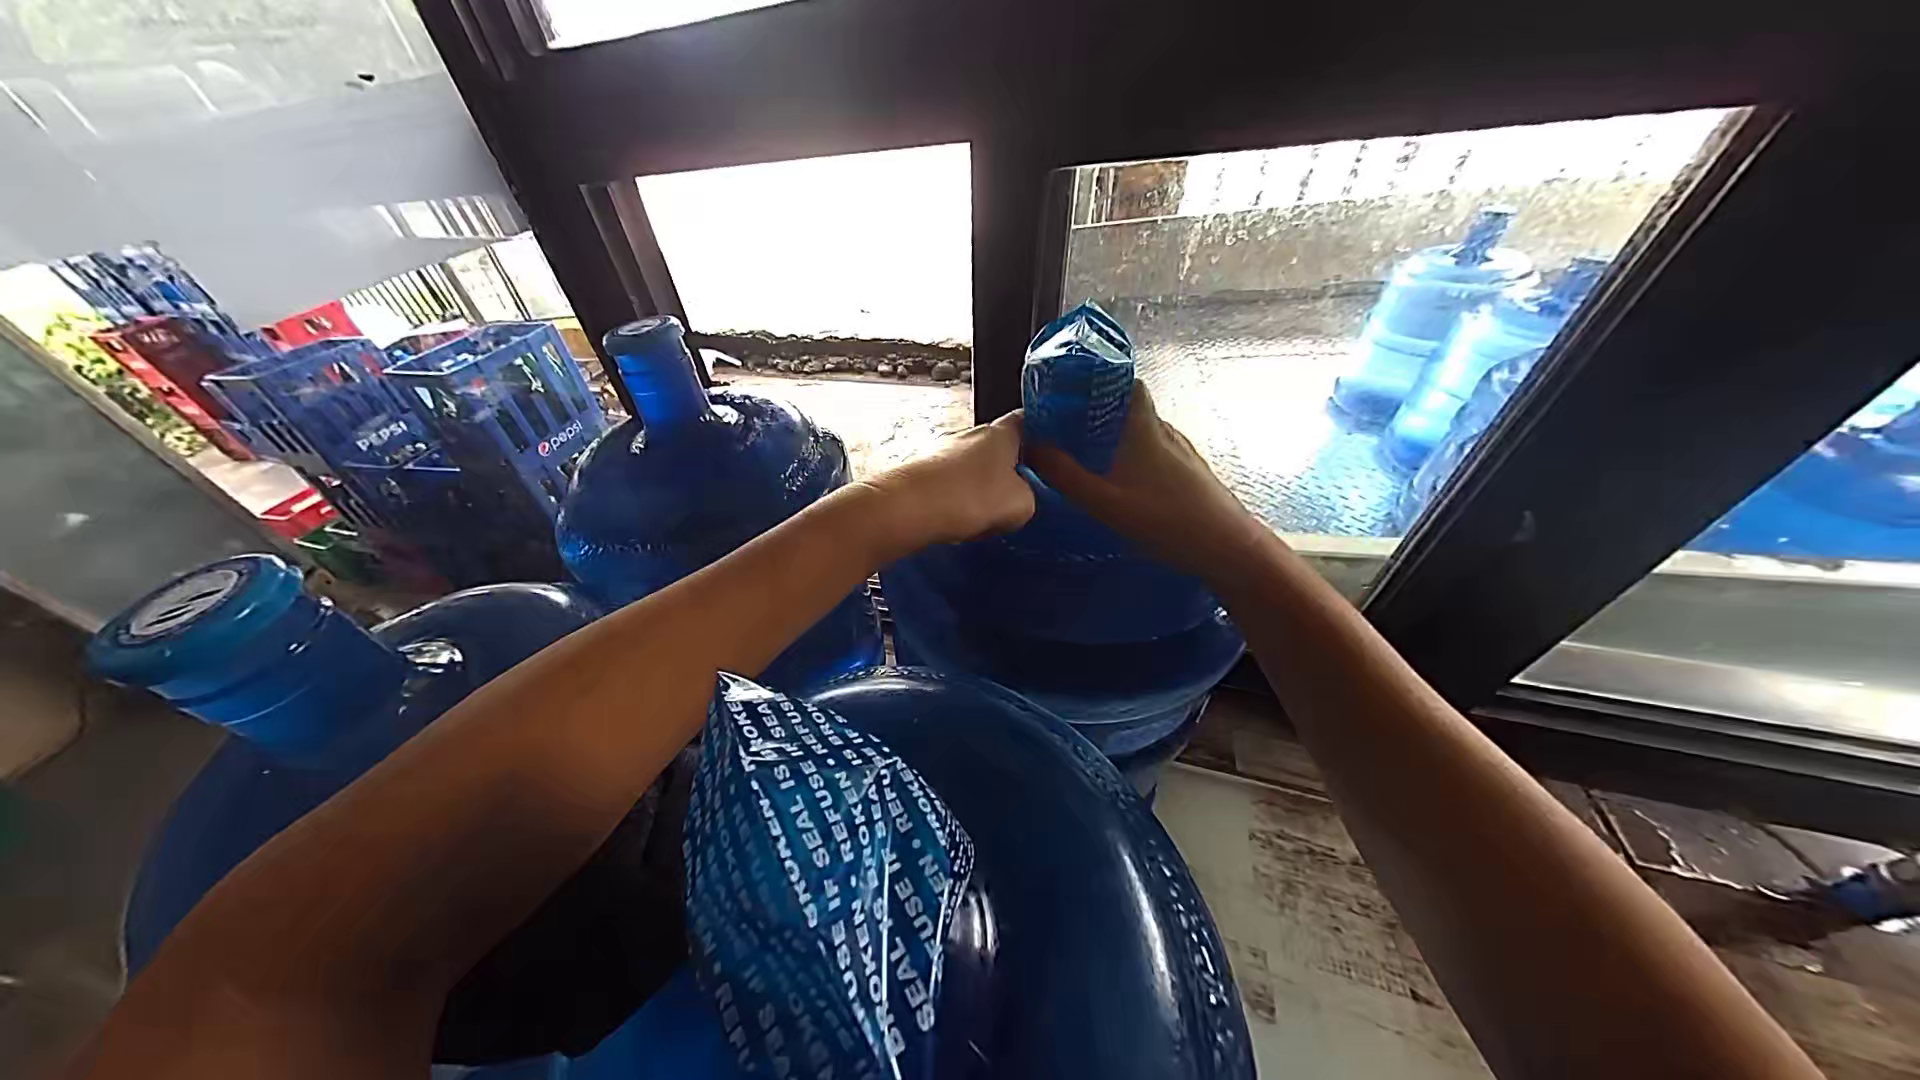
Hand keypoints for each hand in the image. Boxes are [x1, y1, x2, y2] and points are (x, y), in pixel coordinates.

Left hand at [858, 411, 1034, 557]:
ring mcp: (945, 453)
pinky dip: (961, 504)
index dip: (1043, 435)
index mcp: (1001, 433)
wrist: (906, 509)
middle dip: (1013, 474)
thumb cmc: (968, 497)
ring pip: (977, 472)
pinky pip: (955, 488)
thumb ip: (1031, 498)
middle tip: (1025, 500)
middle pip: (1002, 450)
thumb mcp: (1022, 504)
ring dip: (985, 493)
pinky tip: (963, 525)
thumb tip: (1020, 501)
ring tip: (990, 520)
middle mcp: (972, 435)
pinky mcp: (926, 475)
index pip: (1029, 421)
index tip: (1054, 454)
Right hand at [1026, 384, 1266, 580]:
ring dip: (1113, 439)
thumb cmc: (1166, 519)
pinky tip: (1119, 484)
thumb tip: (1030, 448)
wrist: (1228, 548)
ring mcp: (1181, 453)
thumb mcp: (1103, 500)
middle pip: (1127, 408)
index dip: (1097, 380)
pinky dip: (1130, 459)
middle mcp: (1165, 432)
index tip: (1067, 392)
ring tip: (1085, 458)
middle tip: (1064, 431)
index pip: (1124, 381)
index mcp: (1144, 426)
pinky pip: (1152, 455)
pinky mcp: (1189, 475)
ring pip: (1140, 434)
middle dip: (1096, 414)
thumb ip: (1064, 474)